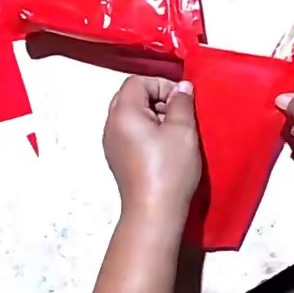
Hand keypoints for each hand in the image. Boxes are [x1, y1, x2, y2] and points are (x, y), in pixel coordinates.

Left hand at [104, 76, 200, 223]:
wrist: (154, 210)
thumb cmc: (170, 168)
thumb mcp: (183, 131)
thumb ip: (181, 103)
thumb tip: (182, 86)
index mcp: (124, 113)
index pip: (137, 82)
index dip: (162, 85)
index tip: (182, 101)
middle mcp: (111, 124)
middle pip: (130, 96)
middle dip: (156, 98)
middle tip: (178, 114)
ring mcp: (111, 143)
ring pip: (129, 115)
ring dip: (152, 115)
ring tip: (173, 131)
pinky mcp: (117, 158)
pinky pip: (129, 132)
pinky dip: (145, 130)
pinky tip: (163, 147)